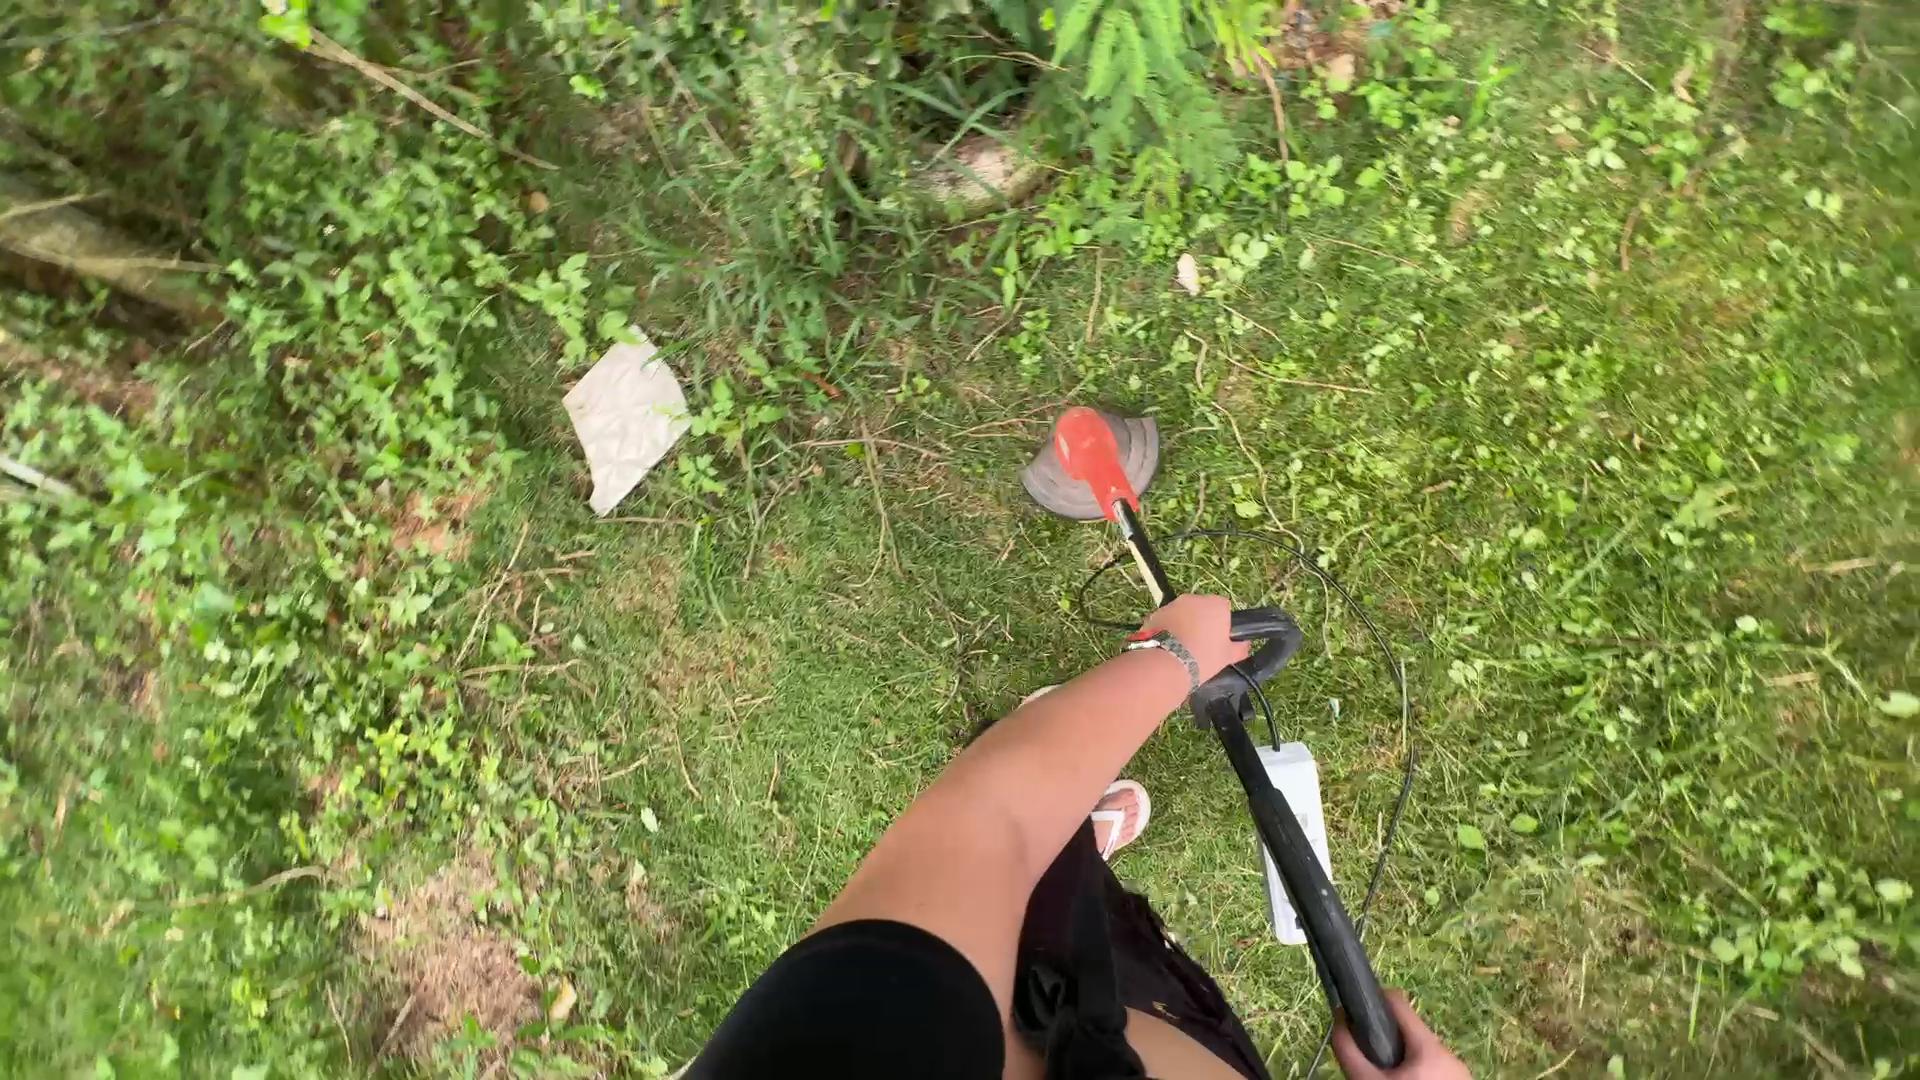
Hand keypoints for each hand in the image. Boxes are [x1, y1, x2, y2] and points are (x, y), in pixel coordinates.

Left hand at [1136, 594, 1249, 681]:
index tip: (1219, 637)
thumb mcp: (1227, 656)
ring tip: (1182, 646)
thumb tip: (1244, 644)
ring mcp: (1171, 605)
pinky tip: (1167, 646)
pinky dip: (1167, 628)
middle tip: (1201, 643)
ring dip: (1183, 623)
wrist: (1166, 663)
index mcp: (1215, 604)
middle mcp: (1193, 599)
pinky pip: (1166, 620)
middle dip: (1201, 620)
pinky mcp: (1154, 614)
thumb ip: (1239, 647)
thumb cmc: (1204, 657)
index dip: (1222, 621)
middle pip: (1200, 607)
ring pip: (1181, 612)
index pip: (1223, 606)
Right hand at [1332, 991, 1470, 1079]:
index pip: (1396, 1000)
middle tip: (1369, 1060)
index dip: (1371, 1000)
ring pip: (1420, 1052)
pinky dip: (1414, 1074)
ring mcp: (1461, 1076)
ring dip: (1400, 1059)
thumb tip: (1338, 1019)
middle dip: (1385, 1039)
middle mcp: (1451, 1056)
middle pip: (1408, 1029)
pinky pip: (1433, 1070)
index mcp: (1431, 1048)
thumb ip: (1347, 1049)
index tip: (1355, 1015)